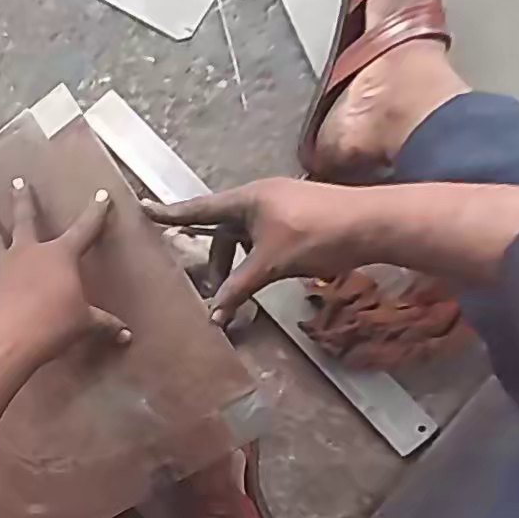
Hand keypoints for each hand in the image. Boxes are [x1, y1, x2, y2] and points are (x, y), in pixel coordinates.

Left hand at [0, 178, 131, 372]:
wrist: (5, 340)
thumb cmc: (52, 325)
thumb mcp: (84, 324)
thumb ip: (104, 324)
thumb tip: (127, 334)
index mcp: (59, 255)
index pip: (84, 229)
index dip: (95, 212)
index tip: (101, 195)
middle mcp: (28, 252)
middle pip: (26, 219)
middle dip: (24, 199)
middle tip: (18, 182)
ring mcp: (0, 266)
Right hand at [142, 178, 377, 323]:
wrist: (374, 224)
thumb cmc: (317, 235)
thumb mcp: (270, 264)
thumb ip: (238, 289)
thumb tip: (214, 319)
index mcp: (246, 199)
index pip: (199, 209)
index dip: (170, 213)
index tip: (144, 208)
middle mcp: (257, 198)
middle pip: (220, 230)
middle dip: (213, 260)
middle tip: (212, 289)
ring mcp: (276, 207)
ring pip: (240, 237)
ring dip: (235, 263)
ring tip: (238, 288)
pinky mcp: (292, 218)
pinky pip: (258, 238)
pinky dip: (252, 258)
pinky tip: (259, 277)